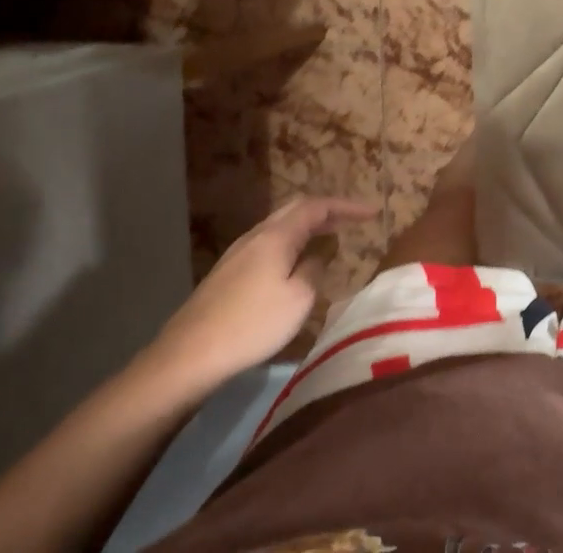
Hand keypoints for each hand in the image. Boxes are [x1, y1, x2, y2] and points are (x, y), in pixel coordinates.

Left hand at [145, 198, 373, 391]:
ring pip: (279, 227)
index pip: (317, 207)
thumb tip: (320, 253)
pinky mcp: (227, 274)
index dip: (347, 206)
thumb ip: (315, 267)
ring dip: (308, 226)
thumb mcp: (299, 297)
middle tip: (352, 220)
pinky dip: (292, 241)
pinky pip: (268, 243)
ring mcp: (237, 255)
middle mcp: (255, 237)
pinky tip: (297, 261)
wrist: (189, 356)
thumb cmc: (252, 324)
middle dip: (327, 211)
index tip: (373, 213)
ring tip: (330, 237)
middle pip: (295, 210)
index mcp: (275, 237)